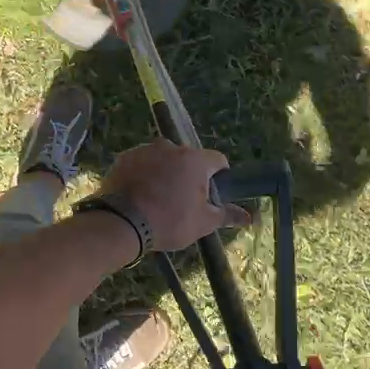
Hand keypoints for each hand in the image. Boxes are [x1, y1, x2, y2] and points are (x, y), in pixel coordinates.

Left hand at [96, 140, 250, 250]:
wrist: (120, 221)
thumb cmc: (169, 221)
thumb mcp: (204, 222)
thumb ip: (227, 214)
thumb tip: (249, 216)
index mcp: (194, 159)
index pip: (217, 160)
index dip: (220, 177)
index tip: (213, 195)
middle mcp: (168, 147)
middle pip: (188, 158)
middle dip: (190, 175)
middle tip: (185, 200)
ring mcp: (143, 149)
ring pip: (163, 159)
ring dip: (166, 172)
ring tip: (160, 198)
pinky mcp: (123, 157)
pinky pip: (142, 162)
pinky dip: (145, 173)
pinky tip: (141, 193)